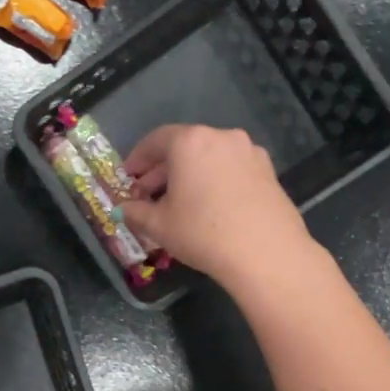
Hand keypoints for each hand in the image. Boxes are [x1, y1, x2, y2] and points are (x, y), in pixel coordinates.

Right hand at [116, 125, 314, 286]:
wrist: (265, 253)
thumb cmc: (202, 232)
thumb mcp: (158, 225)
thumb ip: (135, 212)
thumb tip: (122, 209)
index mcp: (189, 142)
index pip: (155, 140)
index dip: (137, 159)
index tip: (127, 178)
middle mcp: (220, 137)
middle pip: (183, 146)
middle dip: (161, 170)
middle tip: (147, 195)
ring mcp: (248, 151)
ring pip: (208, 157)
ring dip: (188, 174)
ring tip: (178, 202)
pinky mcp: (267, 170)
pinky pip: (229, 168)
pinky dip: (212, 179)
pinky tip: (208, 206)